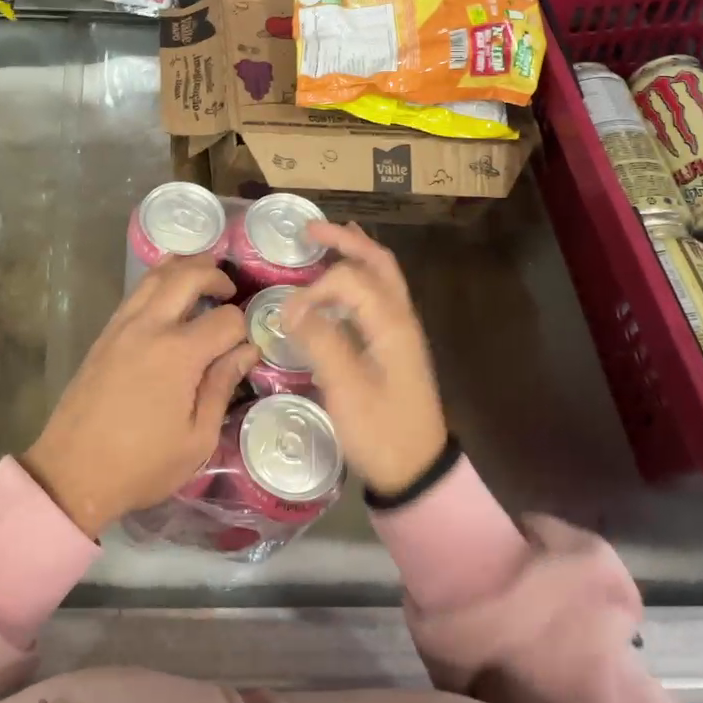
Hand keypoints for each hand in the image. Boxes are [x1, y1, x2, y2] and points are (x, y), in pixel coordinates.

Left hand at [22, 256, 255, 536]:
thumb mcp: (197, 438)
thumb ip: (222, 386)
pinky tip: (168, 292)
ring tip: (203, 275)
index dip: (244, 327)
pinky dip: (156, 281)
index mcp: (178, 354)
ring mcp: (122, 326)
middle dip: (215, 274)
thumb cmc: (143, 464)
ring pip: (154, 276)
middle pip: (187, 276)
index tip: (248, 344)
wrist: (74, 471)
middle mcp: (149, 327)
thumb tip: (246, 351)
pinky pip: (135, 293)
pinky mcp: (104, 334)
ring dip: (183, 267)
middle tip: (230, 289)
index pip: (225, 318)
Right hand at [282, 222, 447, 495]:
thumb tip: (291, 309)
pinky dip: (358, 278)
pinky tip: (339, 285)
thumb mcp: (346, 389)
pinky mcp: (394, 347)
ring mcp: (401, 332)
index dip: (315, 288)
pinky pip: (379, 296)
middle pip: (378, 263)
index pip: (350, 280)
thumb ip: (321, 341)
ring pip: (382, 277)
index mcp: (392, 324)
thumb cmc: (381, 432)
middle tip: (310, 230)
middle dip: (345, 241)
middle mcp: (401, 318)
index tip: (286, 314)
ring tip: (324, 242)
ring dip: (354, 254)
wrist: (416, 472)